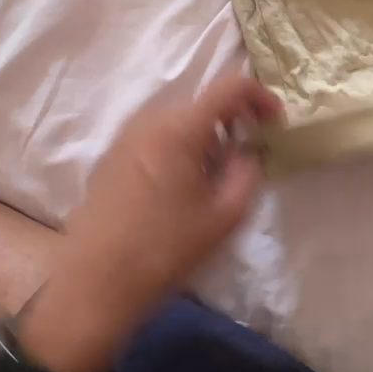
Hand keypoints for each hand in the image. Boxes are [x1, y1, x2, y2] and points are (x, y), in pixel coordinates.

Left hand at [21, 75, 282, 371]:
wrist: (96, 285)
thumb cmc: (165, 250)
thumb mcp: (225, 214)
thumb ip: (247, 171)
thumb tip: (247, 152)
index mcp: (178, 129)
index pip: (231, 87)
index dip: (262, 97)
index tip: (277, 124)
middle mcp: (148, 120)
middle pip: (203, 101)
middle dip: (234, 120)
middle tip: (250, 153)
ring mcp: (124, 137)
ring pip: (179, 119)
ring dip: (207, 135)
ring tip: (218, 174)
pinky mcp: (111, 157)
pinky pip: (157, 136)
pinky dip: (181, 146)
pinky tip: (185, 185)